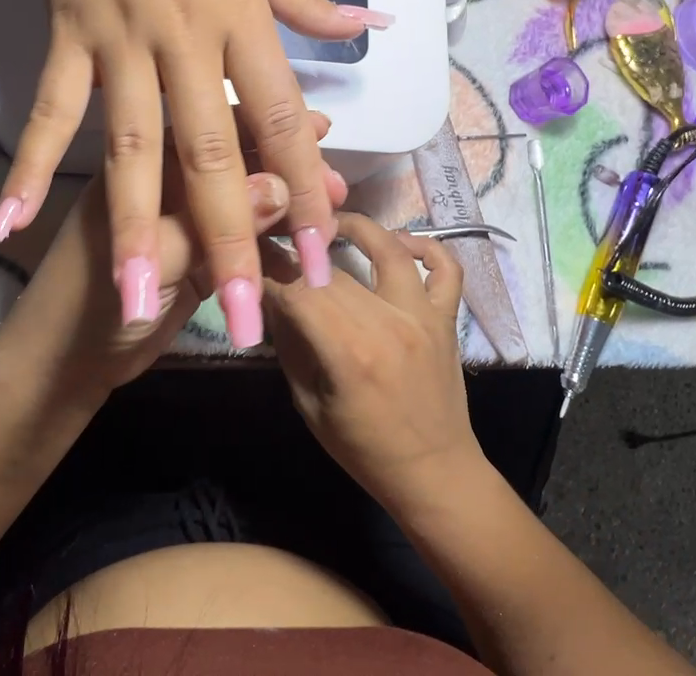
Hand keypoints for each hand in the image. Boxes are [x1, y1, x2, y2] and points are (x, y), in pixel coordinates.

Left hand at [5, 111, 347, 396]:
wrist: (60, 368)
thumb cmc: (86, 306)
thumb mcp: (152, 259)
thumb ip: (210, 224)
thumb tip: (278, 187)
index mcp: (144, 164)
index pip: (212, 132)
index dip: (267, 130)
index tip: (317, 128)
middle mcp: (168, 183)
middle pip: (239, 165)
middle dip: (289, 171)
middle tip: (336, 183)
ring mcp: (184, 222)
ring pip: (245, 205)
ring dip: (287, 211)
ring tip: (334, 215)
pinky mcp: (195, 259)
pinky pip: (242, 244)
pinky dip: (273, 245)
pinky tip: (304, 249)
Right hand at [262, 215, 487, 512]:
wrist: (433, 473)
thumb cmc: (363, 449)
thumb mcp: (309, 404)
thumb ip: (290, 347)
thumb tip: (268, 298)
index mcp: (348, 353)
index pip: (298, 292)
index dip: (268, 272)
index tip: (249, 259)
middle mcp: (387, 324)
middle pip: (332, 271)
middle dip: (297, 252)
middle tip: (275, 242)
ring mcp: (423, 316)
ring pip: (388, 251)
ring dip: (358, 227)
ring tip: (329, 221)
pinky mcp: (447, 318)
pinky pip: (446, 268)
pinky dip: (427, 246)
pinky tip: (399, 242)